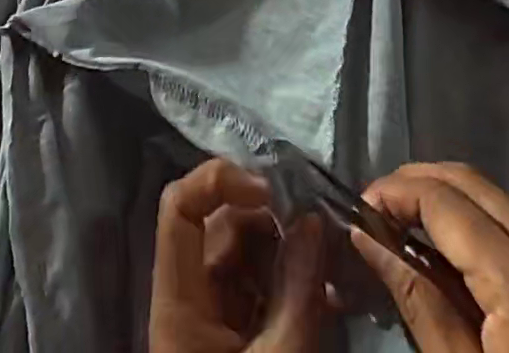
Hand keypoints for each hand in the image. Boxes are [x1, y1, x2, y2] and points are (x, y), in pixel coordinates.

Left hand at [149, 158, 325, 352]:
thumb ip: (297, 296)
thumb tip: (312, 222)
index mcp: (177, 300)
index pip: (179, 207)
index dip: (218, 182)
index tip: (271, 190)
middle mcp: (187, 292)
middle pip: (221, 225)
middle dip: (272, 218)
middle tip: (321, 226)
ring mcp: (209, 310)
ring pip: (245, 251)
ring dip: (287, 248)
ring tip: (331, 259)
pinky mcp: (230, 327)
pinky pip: (257, 283)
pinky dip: (288, 278)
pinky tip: (326, 289)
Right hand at [352, 162, 508, 352]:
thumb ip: (417, 302)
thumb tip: (367, 236)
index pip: (444, 200)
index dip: (393, 192)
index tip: (358, 210)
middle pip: (474, 183)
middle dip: (418, 181)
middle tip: (377, 208)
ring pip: (502, 203)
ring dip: (450, 202)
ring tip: (410, 232)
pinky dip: (483, 228)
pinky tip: (459, 262)